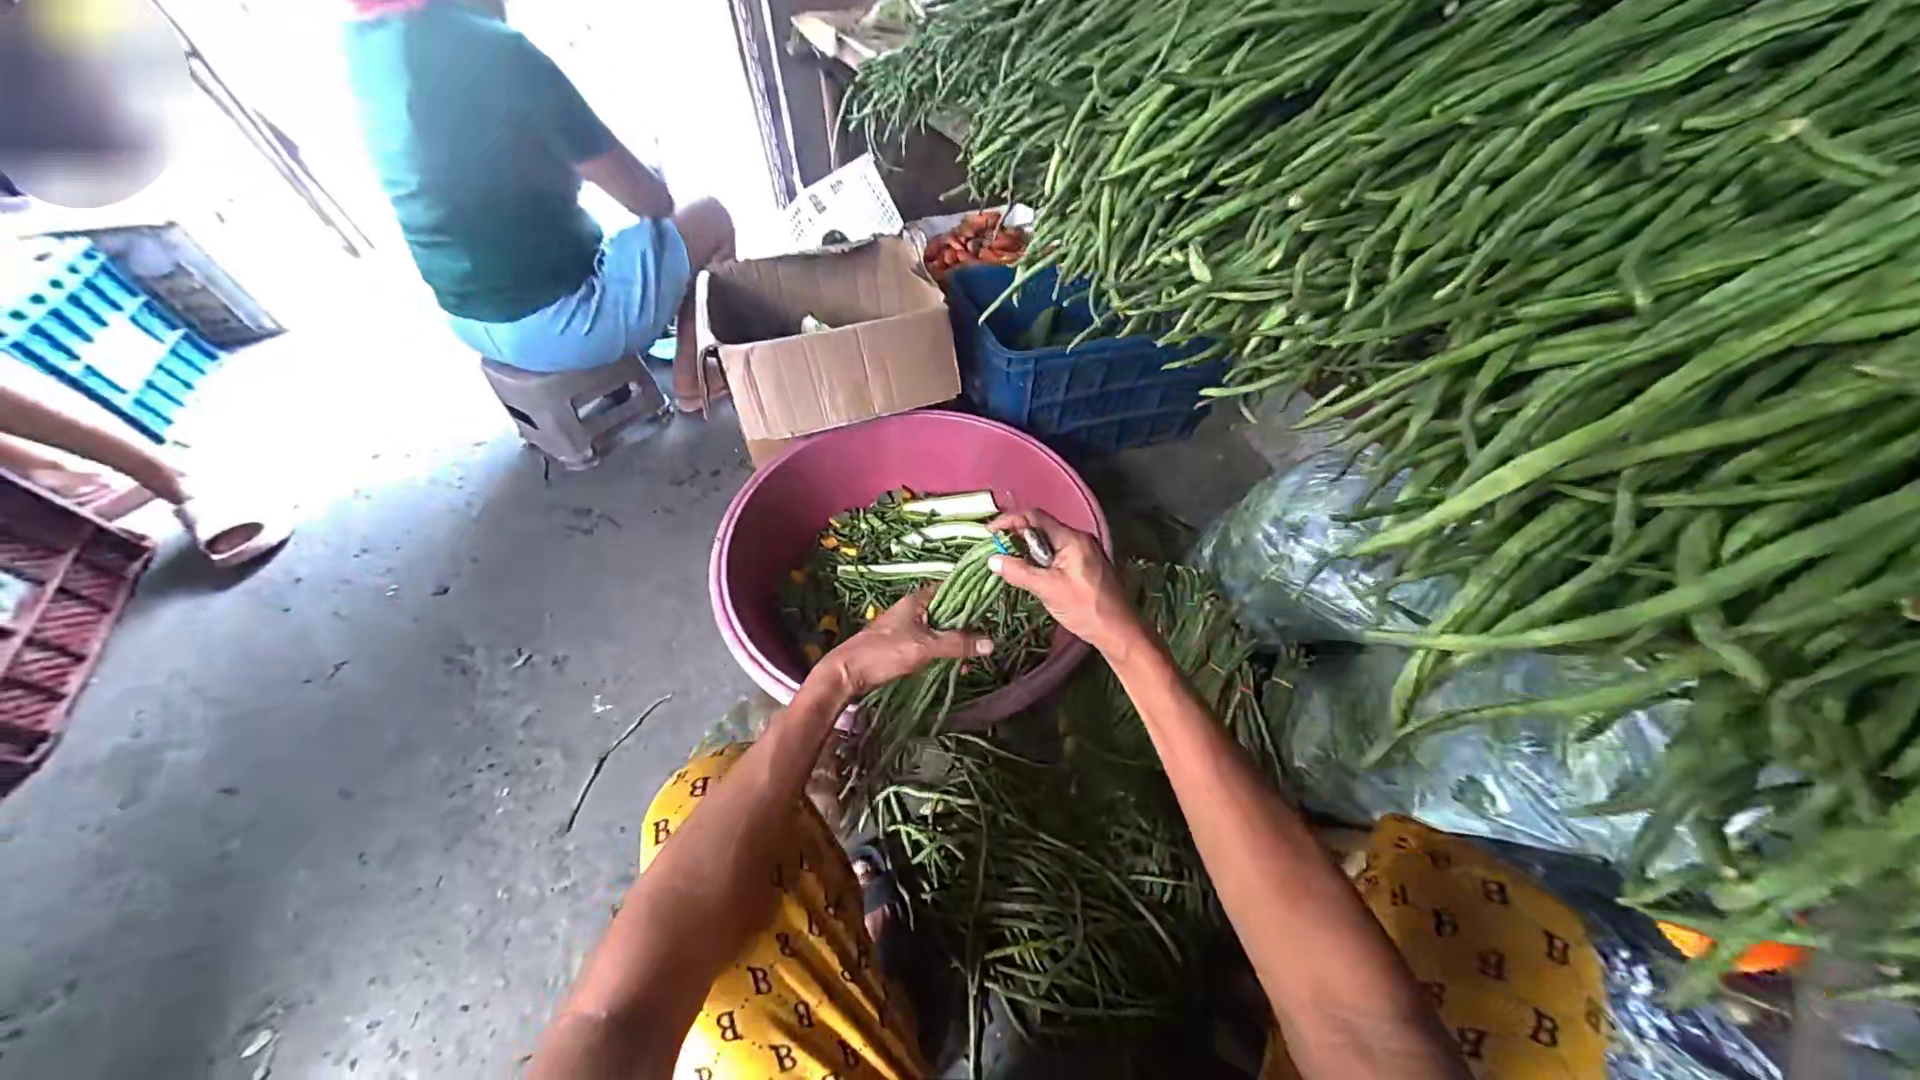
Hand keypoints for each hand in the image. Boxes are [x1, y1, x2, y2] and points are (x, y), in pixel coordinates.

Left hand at [819, 587, 991, 697]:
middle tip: (985, 639)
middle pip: (948, 610)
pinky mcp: (903, 643)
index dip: (971, 596)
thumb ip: (957, 644)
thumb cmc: (884, 653)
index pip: (951, 588)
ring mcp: (907, 626)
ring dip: (955, 641)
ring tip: (971, 658)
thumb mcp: (924, 647)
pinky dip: (943, 651)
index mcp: (917, 600)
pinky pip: (930, 642)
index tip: (990, 607)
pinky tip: (954, 665)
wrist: (847, 673)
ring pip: (940, 628)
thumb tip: (991, 642)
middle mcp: (913, 609)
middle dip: (966, 625)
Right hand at [986, 508, 1148, 659]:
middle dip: (1016, 535)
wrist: (1119, 631)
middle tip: (995, 548)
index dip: (1010, 520)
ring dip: (1027, 549)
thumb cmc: (1086, 609)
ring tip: (1008, 561)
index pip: (1035, 517)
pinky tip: (1030, 573)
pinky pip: (1057, 554)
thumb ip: (1019, 572)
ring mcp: (1084, 552)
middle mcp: (1079, 539)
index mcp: (1072, 539)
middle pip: (1041, 527)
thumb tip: (993, 560)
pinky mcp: (1085, 566)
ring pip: (1049, 542)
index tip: (990, 532)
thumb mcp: (1048, 590)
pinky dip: (1040, 560)